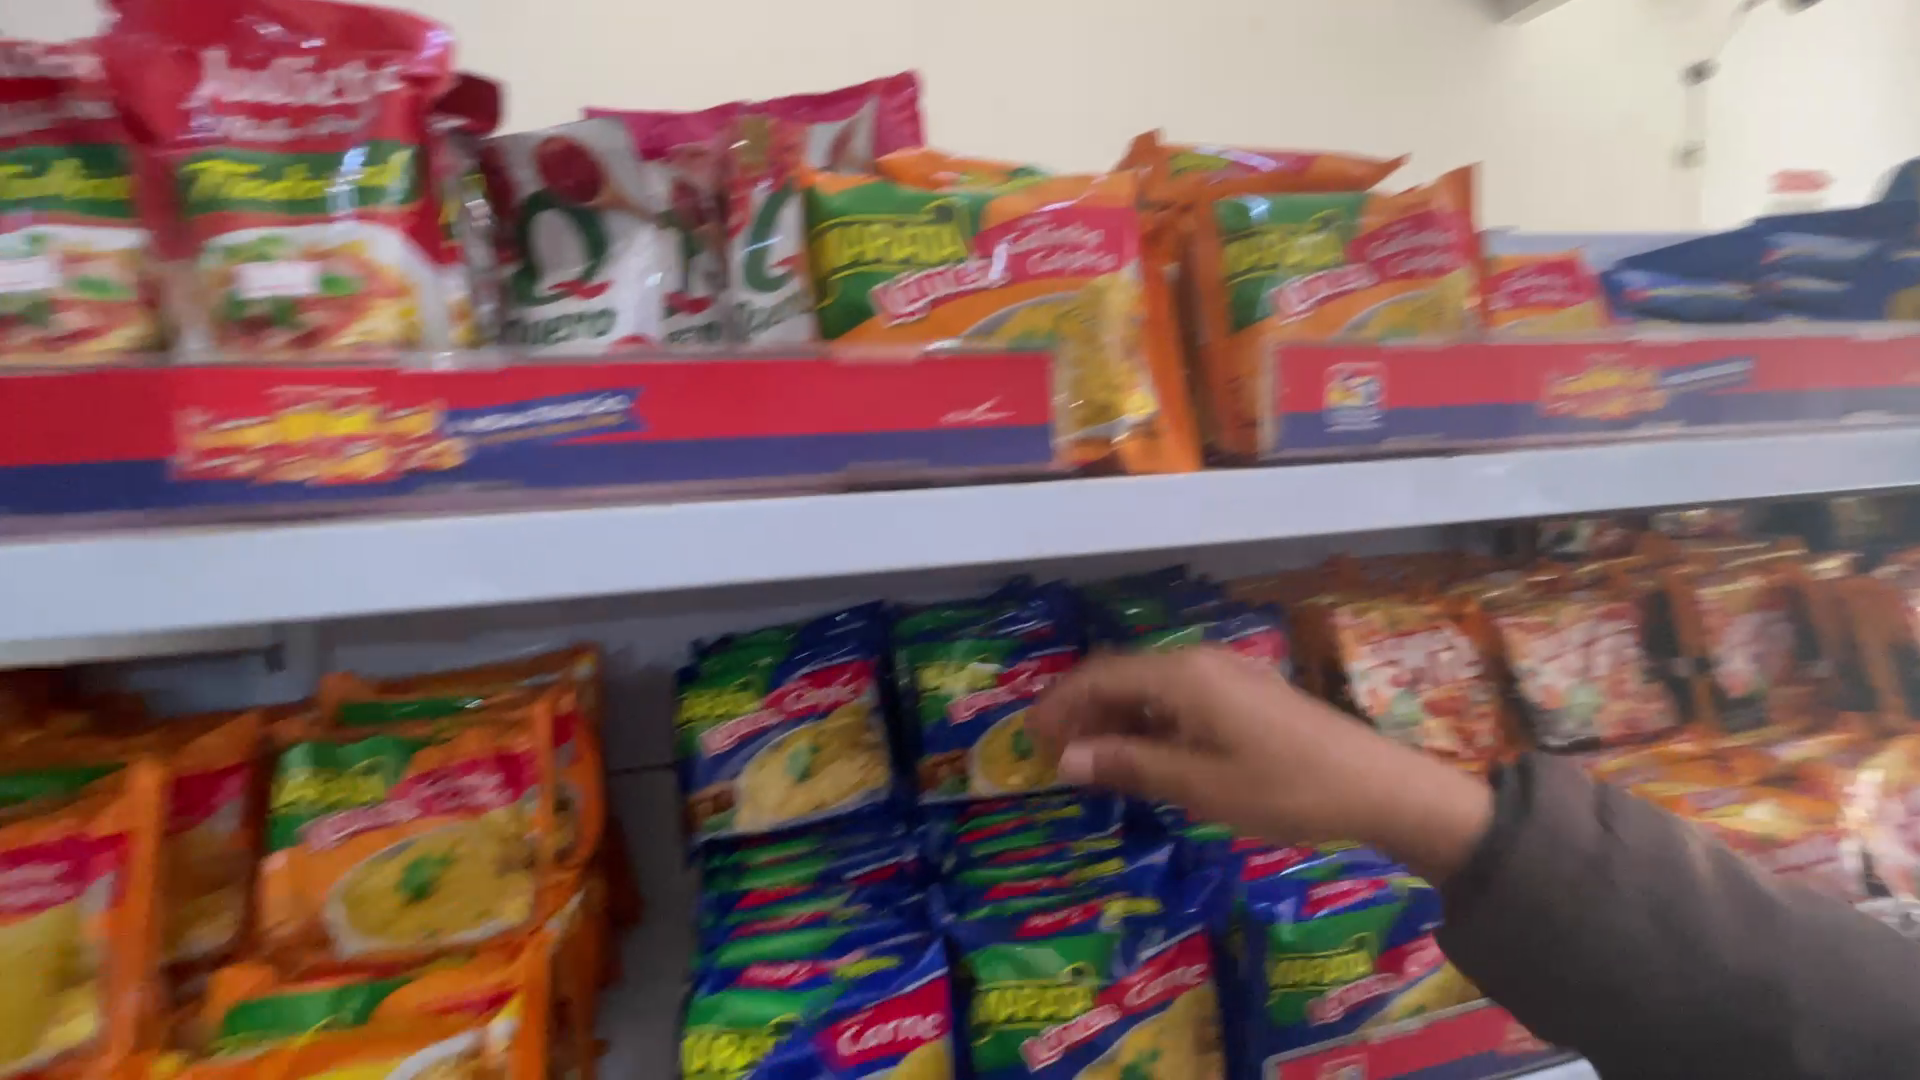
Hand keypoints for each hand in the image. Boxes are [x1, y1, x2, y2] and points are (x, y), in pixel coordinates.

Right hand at [1027, 647, 1494, 882]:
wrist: (1379, 787)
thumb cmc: (1284, 787)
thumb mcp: (1200, 784)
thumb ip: (1130, 765)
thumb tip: (1067, 759)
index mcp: (1182, 675)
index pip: (1100, 676)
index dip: (1061, 703)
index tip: (1030, 734)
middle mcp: (1197, 661)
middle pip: (1122, 675)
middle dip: (1083, 709)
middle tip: (1056, 751)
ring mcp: (1223, 672)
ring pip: (1149, 685)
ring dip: (1115, 716)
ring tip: (1092, 756)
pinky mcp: (1242, 690)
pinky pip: (1177, 696)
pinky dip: (1148, 719)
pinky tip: (1144, 749)